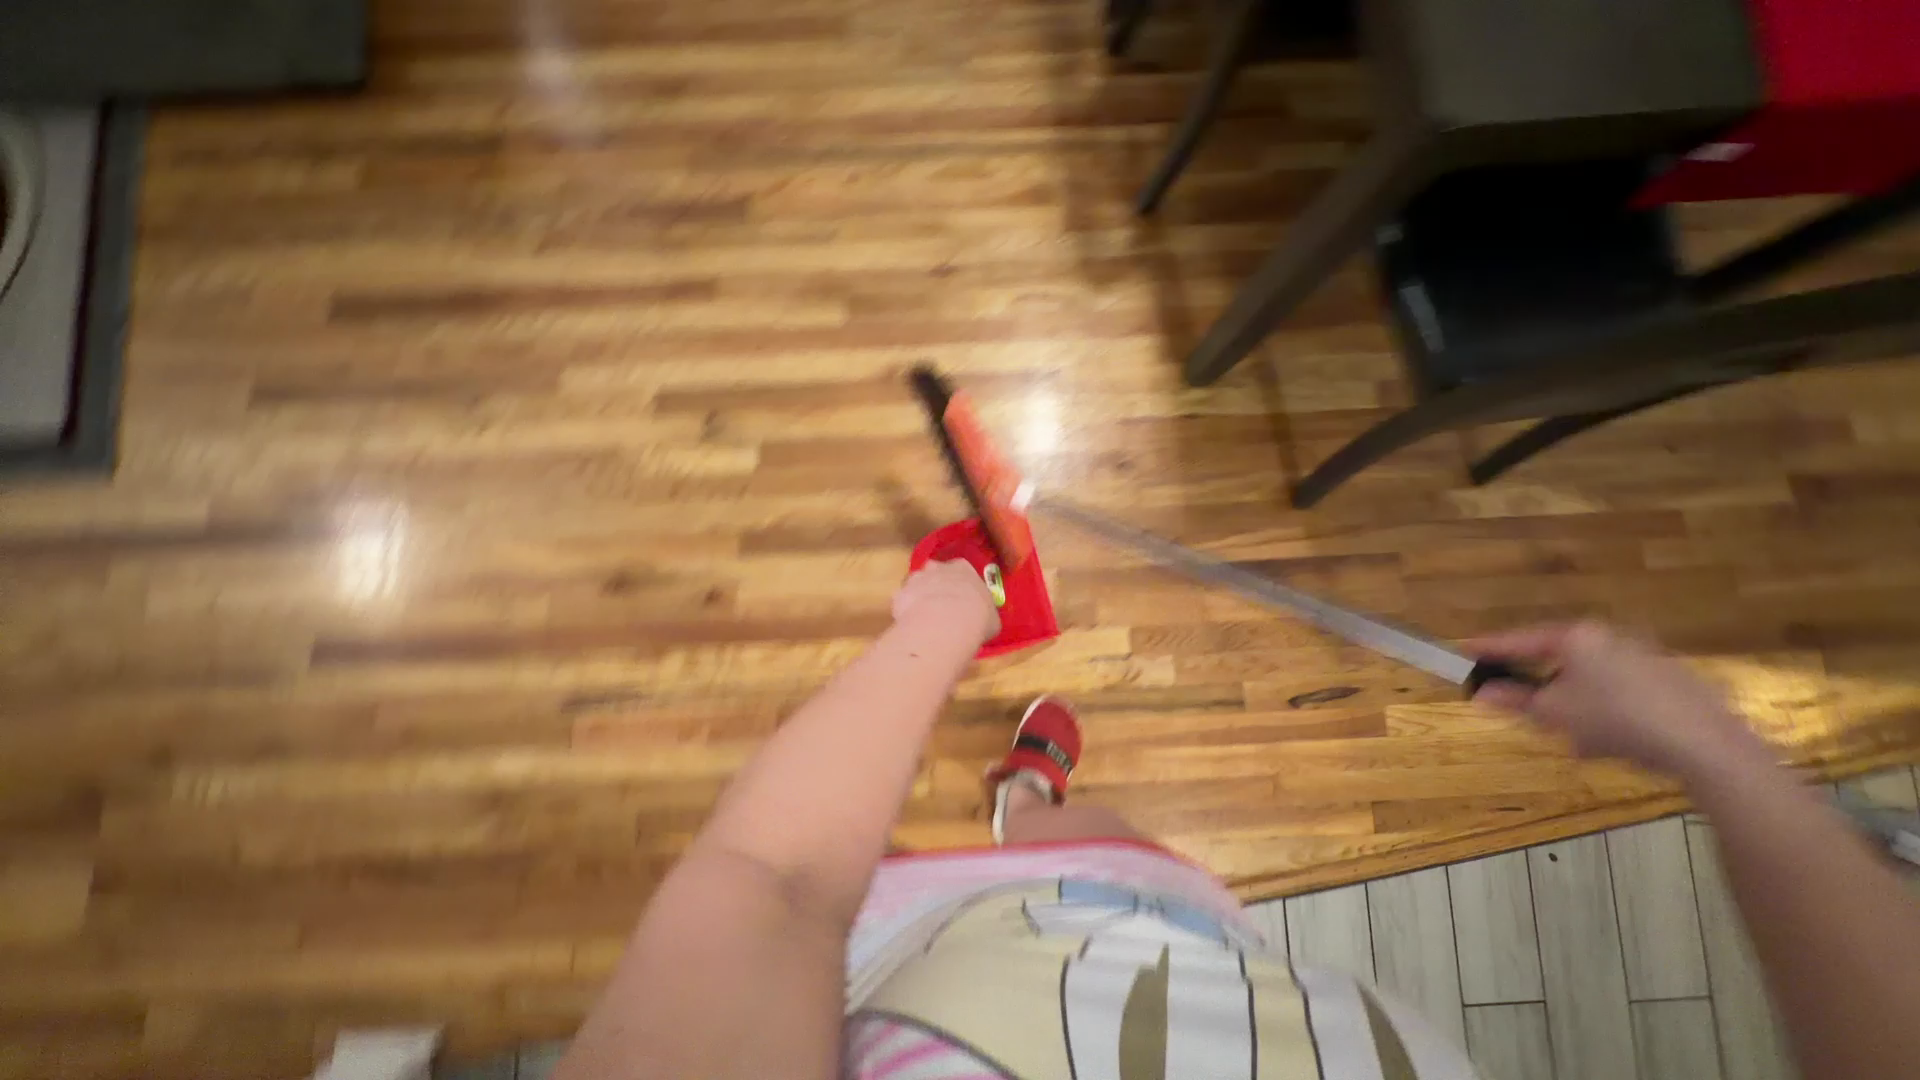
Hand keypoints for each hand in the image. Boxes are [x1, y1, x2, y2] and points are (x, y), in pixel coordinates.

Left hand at [892, 560, 999, 644]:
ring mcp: (915, 579)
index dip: (959, 583)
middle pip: (934, 572)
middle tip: (942, 607)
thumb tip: (984, 620)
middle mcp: (936, 567)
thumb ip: (984, 612)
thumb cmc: (977, 617)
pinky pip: (902, 602)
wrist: (945, 623)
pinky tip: (913, 626)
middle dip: (935, 586)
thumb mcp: (991, 617)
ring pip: (915, 585)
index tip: (961, 597)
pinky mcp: (899, 594)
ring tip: (926, 619)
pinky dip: (906, 612)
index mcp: (963, 567)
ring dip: (919, 598)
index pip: (960, 568)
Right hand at [1471, 621, 1767, 779]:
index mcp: (1576, 637)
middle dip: (1543, 688)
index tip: (1462, 651)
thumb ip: (1514, 699)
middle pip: (1558, 660)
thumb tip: (1481, 692)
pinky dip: (1608, 712)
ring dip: (1577, 706)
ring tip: (1578, 740)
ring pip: (1591, 681)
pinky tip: (1613, 742)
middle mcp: (1610, 638)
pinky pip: (1621, 693)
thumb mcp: (1553, 713)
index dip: (1488, 648)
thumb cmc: (1615, 719)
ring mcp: (1644, 658)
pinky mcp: (1672, 682)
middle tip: (1529, 711)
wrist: (1705, 745)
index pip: (1519, 640)